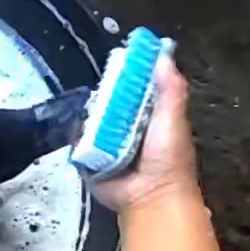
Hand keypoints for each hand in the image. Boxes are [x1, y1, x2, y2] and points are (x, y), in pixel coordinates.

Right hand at [92, 55, 201, 215]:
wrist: (150, 196)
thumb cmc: (168, 158)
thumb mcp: (173, 117)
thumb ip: (170, 89)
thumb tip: (163, 54)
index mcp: (148, 117)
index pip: (132, 90)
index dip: (125, 77)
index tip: (118, 64)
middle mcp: (125, 130)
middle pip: (106, 105)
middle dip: (101, 98)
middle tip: (100, 95)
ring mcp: (105, 146)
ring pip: (88, 124)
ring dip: (87, 119)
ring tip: (90, 116)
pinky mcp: (90, 161)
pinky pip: (77, 146)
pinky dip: (75, 140)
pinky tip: (78, 134)